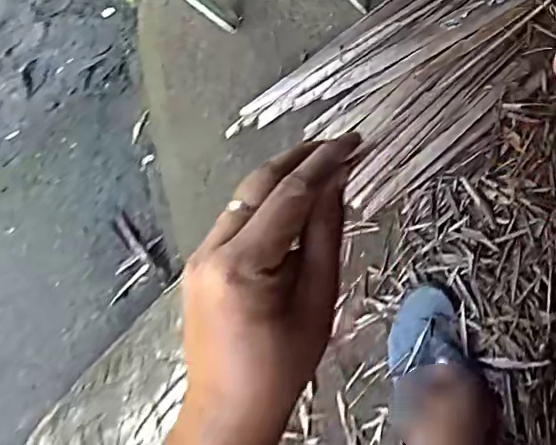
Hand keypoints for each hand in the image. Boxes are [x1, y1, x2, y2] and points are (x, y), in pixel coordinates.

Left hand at [168, 136, 358, 444]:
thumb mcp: (318, 295)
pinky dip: (271, 195)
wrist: (228, 412)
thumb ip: (326, 230)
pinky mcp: (202, 262)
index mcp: (242, 264)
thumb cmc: (281, 363)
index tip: (355, 141)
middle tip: (341, 144)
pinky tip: (299, 193)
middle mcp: (211, 252)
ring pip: (247, 194)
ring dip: (286, 172)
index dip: (326, 160)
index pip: (290, 192)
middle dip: (303, 156)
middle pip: (260, 182)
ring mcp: (200, 256)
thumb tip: (338, 179)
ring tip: (326, 161)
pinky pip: (240, 213)